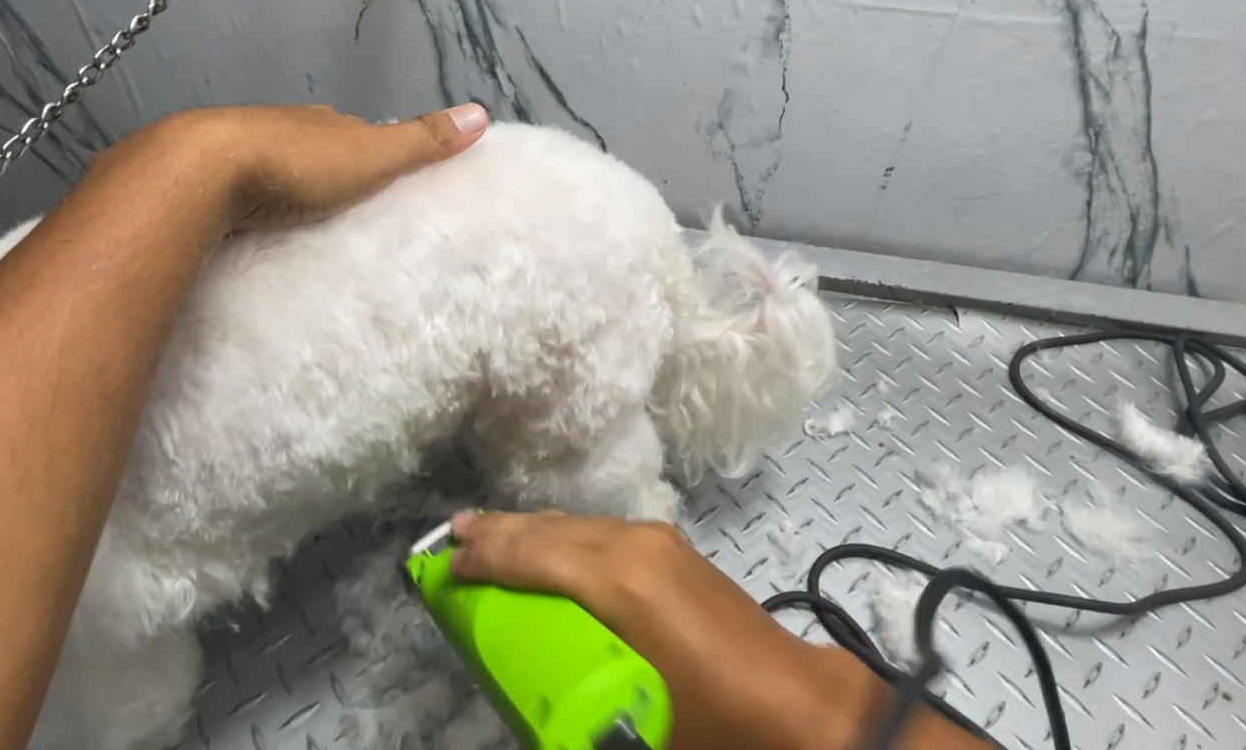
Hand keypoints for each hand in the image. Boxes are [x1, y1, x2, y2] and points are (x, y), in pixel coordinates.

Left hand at [100, 102, 488, 231]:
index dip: (373, 151)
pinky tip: (256, 223)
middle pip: (315, 148)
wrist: (203, 171)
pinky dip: (255, 202)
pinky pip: (242, 189)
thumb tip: (482, 112)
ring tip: (303, 222)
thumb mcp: (373, 154)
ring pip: (276, 167)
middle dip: (329, 172)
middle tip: (346, 208)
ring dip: (289, 187)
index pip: (356, 133)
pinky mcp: (207, 179)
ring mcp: (240, 151)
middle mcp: (282, 128)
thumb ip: (422, 140)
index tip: (384, 179)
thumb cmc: (298, 163)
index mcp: (323, 122)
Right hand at [449, 511, 987, 749]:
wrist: (801, 710)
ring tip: (488, 535)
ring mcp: (656, 540)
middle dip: (499, 531)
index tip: (444, 564)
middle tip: (452, 535)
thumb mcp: (630, 723)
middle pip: (550, 527)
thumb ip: (568, 692)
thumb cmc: (711, 724)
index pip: (534, 553)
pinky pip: (598, 531)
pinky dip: (562, 536)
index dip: (485, 556)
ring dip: (530, 530)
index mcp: (620, 580)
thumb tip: (527, 679)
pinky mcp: (670, 548)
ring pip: (575, 522)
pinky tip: (547, 548)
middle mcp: (634, 543)